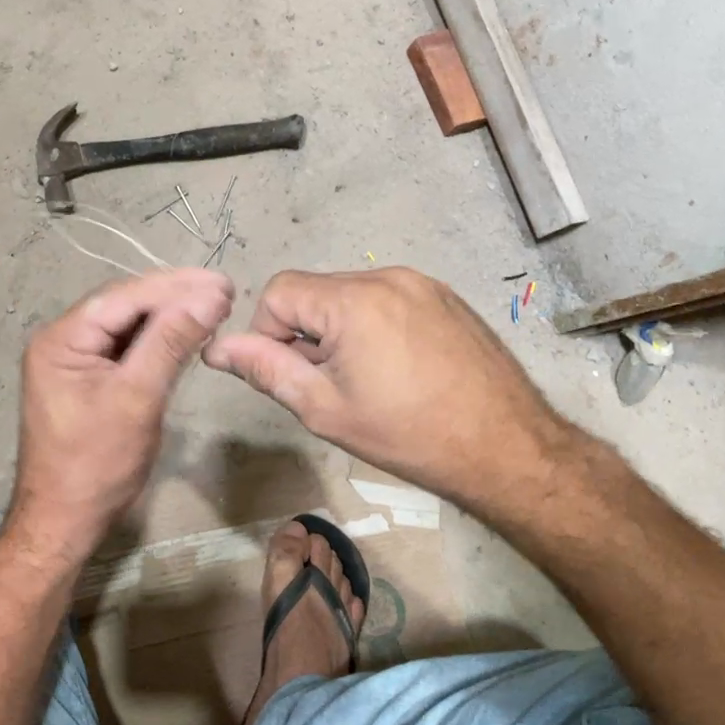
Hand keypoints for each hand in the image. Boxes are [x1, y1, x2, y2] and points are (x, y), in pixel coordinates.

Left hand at [11, 269, 234, 564]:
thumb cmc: (96, 465)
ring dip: (168, 316)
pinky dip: (156, 340)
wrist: (64, 521)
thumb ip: (170, 343)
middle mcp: (60, 341)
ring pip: (126, 325)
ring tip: (214, 305)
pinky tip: (186, 333)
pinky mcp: (86, 380)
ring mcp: (72, 361)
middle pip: (123, 306)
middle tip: (225, 291)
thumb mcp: (137, 399)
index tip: (222, 283)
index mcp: (60, 340)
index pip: (122, 297)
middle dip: (173, 296)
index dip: (174, 286)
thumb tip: (209, 296)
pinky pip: (124, 348)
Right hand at [202, 268, 576, 505]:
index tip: (292, 375)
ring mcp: (421, 283)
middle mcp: (386, 277)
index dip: (269, 334)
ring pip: (348, 295)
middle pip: (314, 291)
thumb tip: (216, 347)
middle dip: (305, 333)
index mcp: (353, 300)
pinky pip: (386, 299)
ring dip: (338, 330)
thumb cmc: (408, 435)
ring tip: (366, 380)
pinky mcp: (445, 297)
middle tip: (328, 385)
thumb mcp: (324, 409)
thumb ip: (265, 369)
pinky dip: (373, 326)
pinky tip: (396, 369)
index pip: (278, 292)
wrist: (508, 448)